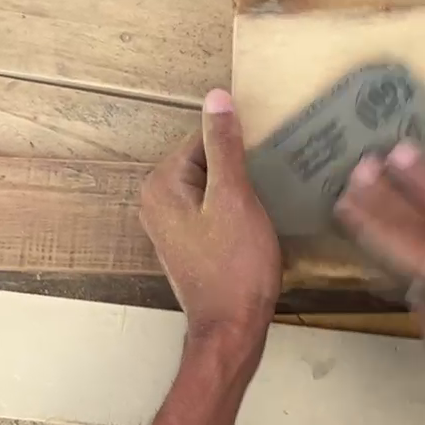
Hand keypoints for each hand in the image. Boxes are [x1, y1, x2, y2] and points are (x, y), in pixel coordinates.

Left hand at [140, 89, 281, 349]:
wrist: (231, 327)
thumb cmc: (235, 266)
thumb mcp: (234, 198)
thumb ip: (224, 146)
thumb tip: (216, 97)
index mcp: (161, 185)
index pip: (201, 138)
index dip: (237, 145)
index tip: (265, 158)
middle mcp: (155, 201)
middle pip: (204, 161)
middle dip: (237, 167)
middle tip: (269, 181)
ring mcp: (168, 224)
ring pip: (209, 185)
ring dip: (238, 188)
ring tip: (265, 200)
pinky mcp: (185, 241)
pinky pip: (209, 208)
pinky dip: (232, 208)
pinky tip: (253, 221)